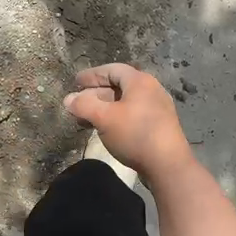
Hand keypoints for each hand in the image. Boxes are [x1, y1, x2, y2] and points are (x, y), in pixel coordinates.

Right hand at [63, 64, 195, 177]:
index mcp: (140, 81)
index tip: (76, 82)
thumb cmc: (135, 134)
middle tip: (78, 103)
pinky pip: (133, 115)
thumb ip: (84, 105)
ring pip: (125, 102)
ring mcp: (158, 108)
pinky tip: (106, 130)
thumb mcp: (104, 118)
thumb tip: (68, 99)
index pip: (112, 69)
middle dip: (96, 94)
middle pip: (119, 86)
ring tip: (87, 120)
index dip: (92, 75)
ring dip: (104, 108)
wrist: (167, 165)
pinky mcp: (159, 126)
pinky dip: (116, 118)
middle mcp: (151, 90)